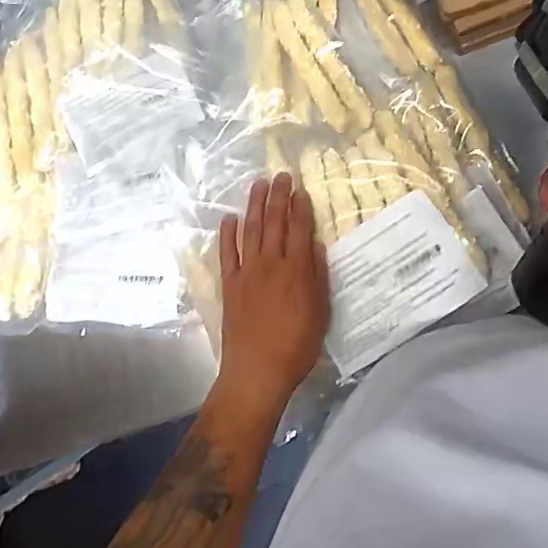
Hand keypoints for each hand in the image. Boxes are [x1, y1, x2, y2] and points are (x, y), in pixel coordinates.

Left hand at [215, 173, 329, 410]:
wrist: (256, 372)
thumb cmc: (296, 346)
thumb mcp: (320, 312)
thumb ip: (318, 276)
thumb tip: (315, 245)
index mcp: (296, 270)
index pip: (300, 229)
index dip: (301, 207)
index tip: (301, 189)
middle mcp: (271, 264)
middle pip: (275, 222)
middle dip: (278, 196)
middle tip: (280, 176)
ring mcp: (247, 272)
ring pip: (252, 230)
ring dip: (255, 205)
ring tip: (258, 185)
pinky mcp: (230, 284)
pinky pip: (227, 253)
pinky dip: (228, 234)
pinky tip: (230, 218)